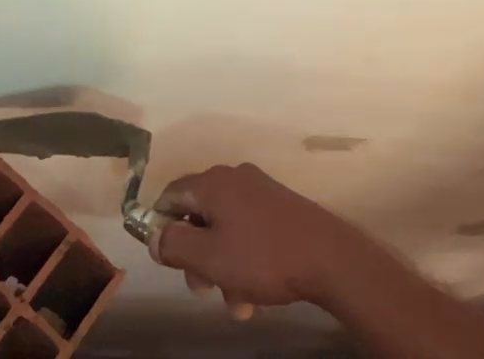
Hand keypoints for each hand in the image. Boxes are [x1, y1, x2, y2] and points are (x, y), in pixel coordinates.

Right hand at [149, 163, 378, 315]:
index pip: (170, 195)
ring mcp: (260, 192)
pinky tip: (255, 296)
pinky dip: (244, 262)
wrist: (329, 258)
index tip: (167, 260)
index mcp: (213, 182)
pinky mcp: (280, 209)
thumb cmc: (262, 257)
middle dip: (197, 258)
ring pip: (224, 231)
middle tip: (204, 290)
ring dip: (223, 269)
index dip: (160, 227)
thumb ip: (173, 245)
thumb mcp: (208, 257)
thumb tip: (154, 236)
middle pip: (198, 216)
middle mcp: (235, 178)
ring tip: (238, 305)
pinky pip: (248, 233)